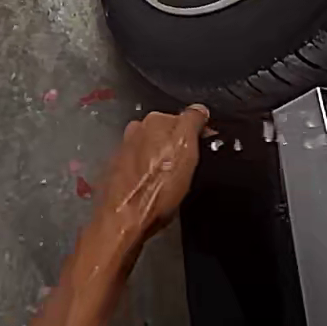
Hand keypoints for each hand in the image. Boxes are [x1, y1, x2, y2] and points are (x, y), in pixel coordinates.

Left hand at [92, 106, 209, 248]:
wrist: (125, 218)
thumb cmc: (159, 186)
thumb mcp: (186, 150)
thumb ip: (193, 122)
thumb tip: (200, 108)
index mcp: (154, 120)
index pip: (185, 118)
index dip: (200, 132)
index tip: (208, 147)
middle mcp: (136, 129)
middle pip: (168, 132)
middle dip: (180, 145)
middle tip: (192, 167)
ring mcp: (125, 149)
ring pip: (154, 148)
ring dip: (165, 159)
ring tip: (174, 181)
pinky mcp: (118, 169)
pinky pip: (142, 165)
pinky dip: (151, 172)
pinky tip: (156, 187)